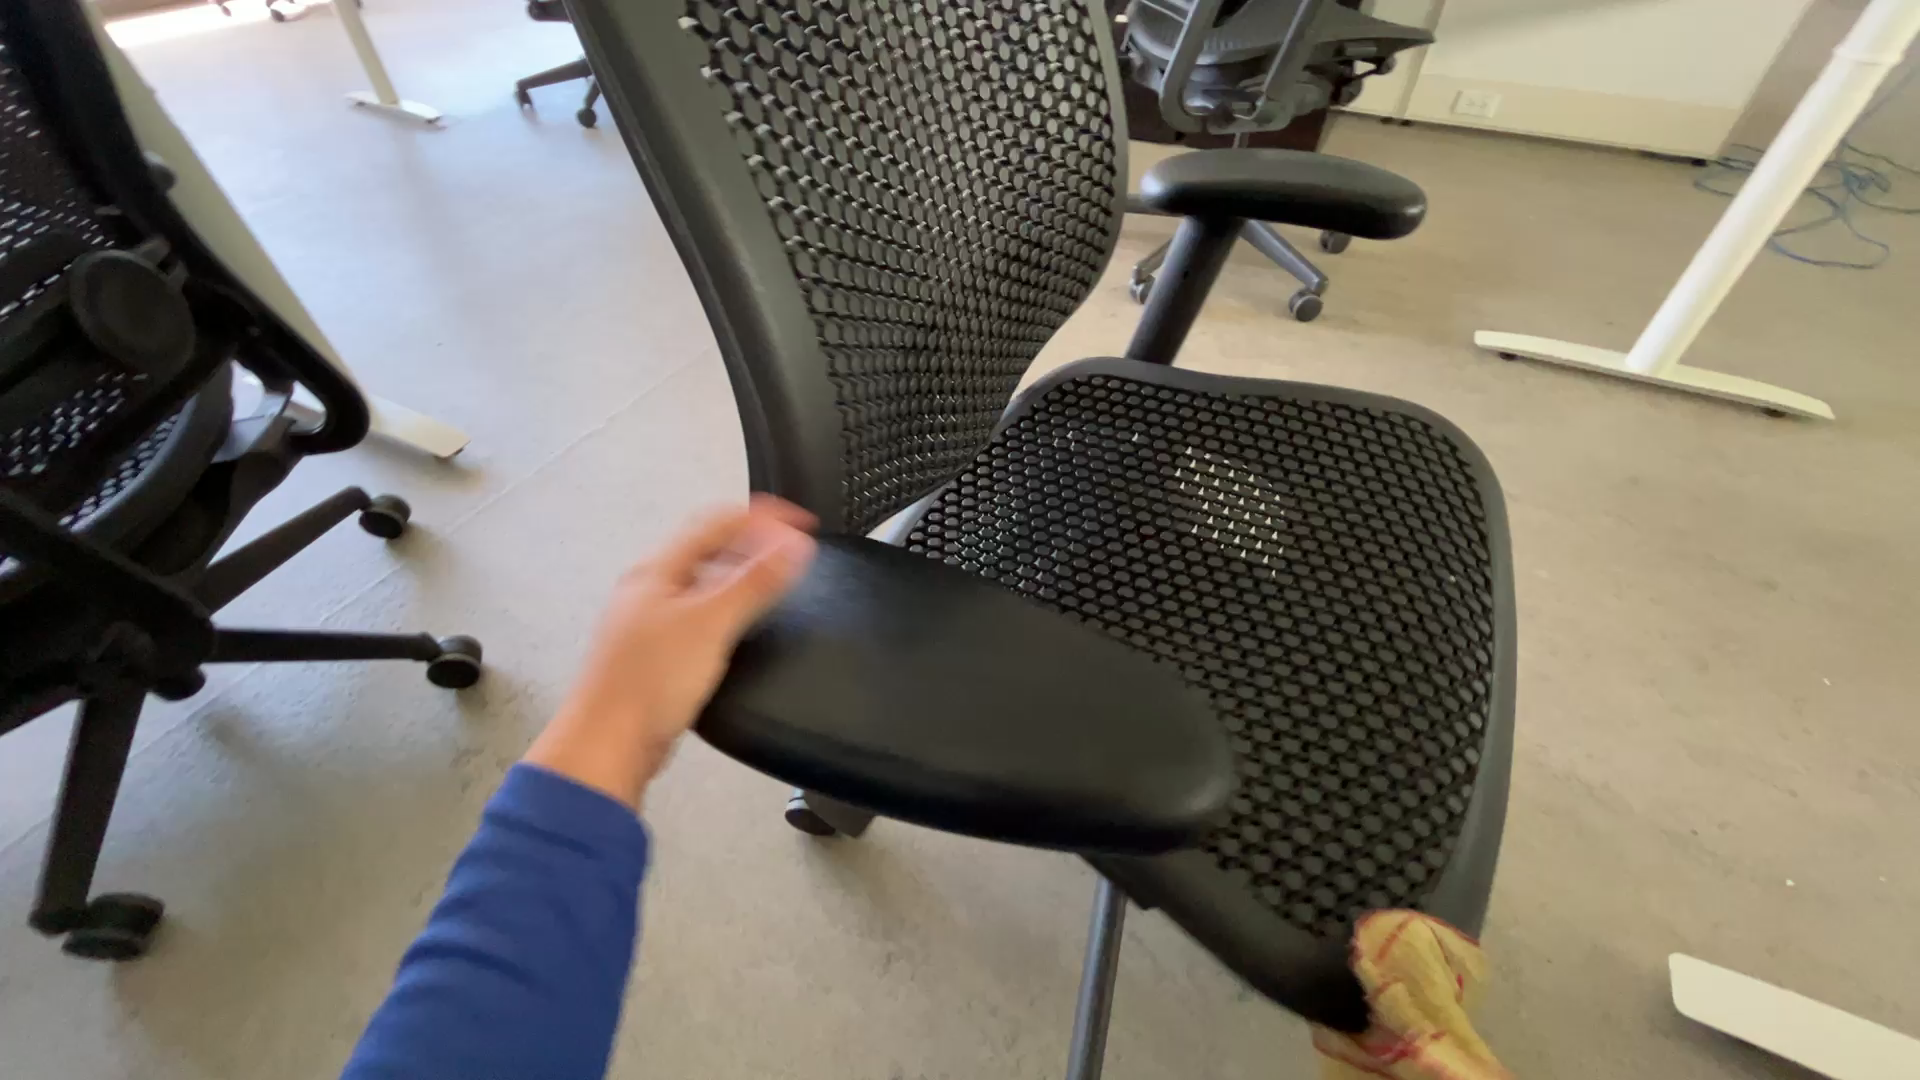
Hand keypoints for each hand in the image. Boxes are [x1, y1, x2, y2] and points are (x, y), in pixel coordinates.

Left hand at [524, 496, 817, 807]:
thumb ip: (755, 582)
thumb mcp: (711, 624)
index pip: (718, 521)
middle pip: (710, 545)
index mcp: (658, 570)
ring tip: (777, 576)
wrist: (609, 746)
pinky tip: (745, 619)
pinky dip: (732, 601)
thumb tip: (795, 545)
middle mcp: (652, 587)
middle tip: (793, 548)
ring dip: (744, 569)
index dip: (765, 517)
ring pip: (706, 578)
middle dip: (755, 539)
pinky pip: (703, 609)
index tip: (803, 524)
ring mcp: (653, 618)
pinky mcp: (660, 649)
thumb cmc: (649, 684)